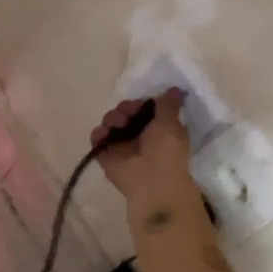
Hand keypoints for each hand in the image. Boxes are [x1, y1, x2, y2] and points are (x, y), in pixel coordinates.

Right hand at [90, 89, 194, 205]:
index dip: (140, 102)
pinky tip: (104, 134)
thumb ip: (168, 104)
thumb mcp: (171, 122)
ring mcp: (121, 146)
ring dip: (112, 118)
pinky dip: (98, 134)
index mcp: (158, 129)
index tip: (140, 103)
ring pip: (111, 122)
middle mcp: (139, 135)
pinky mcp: (106, 155)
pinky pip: (97, 138)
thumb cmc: (166, 151)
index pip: (143, 108)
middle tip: (126, 115)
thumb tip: (175, 89)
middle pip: (125, 113)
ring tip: (117, 125)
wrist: (151, 182)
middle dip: (124, 108)